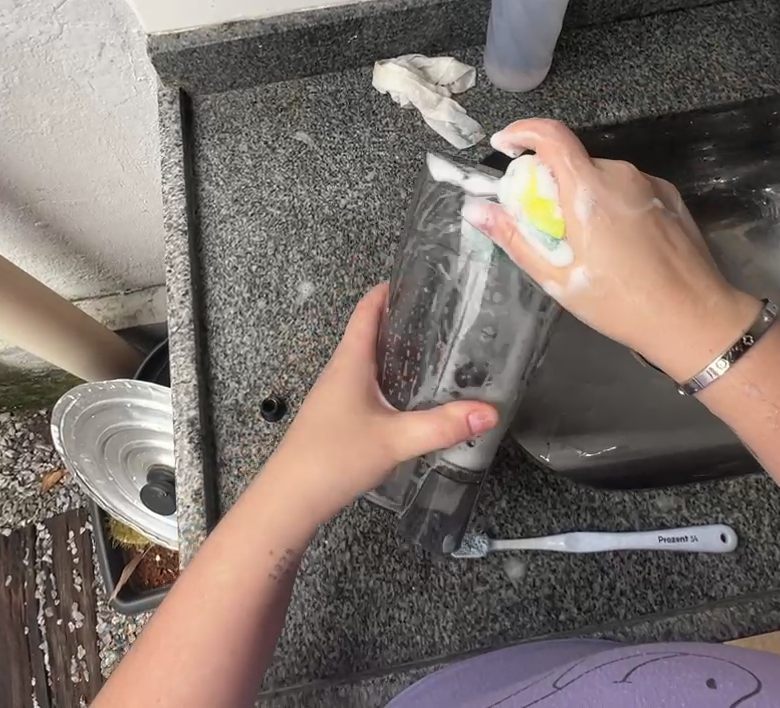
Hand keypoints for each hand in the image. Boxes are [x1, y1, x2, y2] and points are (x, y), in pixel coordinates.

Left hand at [258, 283, 499, 528]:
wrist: (290, 500)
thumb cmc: (333, 458)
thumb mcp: (395, 439)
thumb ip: (442, 425)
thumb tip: (488, 412)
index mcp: (350, 360)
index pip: (366, 309)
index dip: (388, 290)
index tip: (416, 278)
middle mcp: (341, 370)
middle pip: (370, 331)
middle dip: (402, 320)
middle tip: (441, 316)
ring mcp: (336, 394)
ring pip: (369, 360)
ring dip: (396, 351)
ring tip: (434, 351)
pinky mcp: (338, 417)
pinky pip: (367, 385)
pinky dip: (390, 379)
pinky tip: (411, 396)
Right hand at [463, 118, 761, 384]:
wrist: (697, 320)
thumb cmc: (621, 303)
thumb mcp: (558, 279)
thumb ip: (515, 238)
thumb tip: (476, 210)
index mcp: (589, 191)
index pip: (551, 136)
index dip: (522, 132)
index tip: (504, 146)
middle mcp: (620, 175)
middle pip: (573, 160)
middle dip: (550, 180)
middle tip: (542, 219)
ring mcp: (649, 183)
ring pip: (599, 174)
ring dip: (581, 193)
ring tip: (582, 238)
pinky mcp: (669, 195)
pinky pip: (625, 186)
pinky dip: (609, 201)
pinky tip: (616, 241)